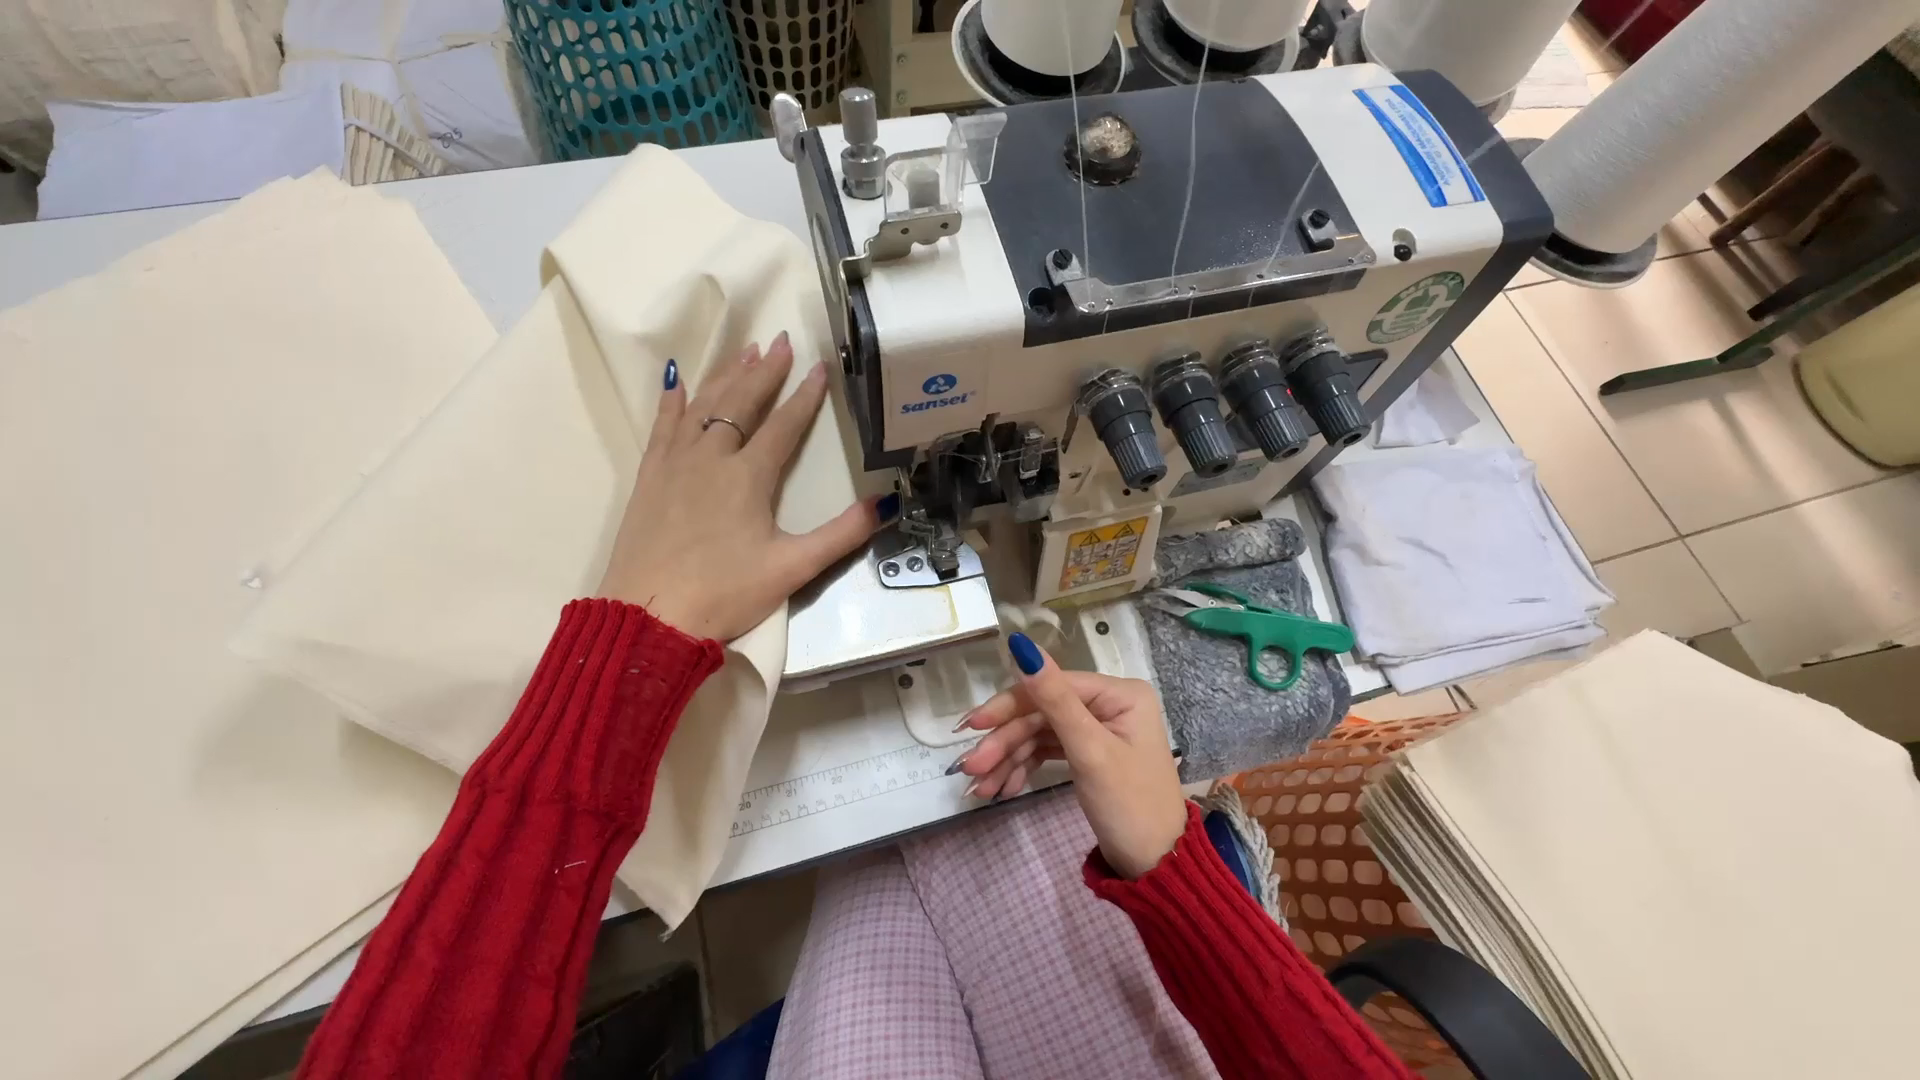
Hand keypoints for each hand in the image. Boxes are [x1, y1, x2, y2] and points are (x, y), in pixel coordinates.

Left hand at [597, 333, 892, 640]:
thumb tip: (885, 504)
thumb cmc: (725, 593)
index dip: (805, 396)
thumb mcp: (793, 568)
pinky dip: (672, 402)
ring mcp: (674, 465)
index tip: (820, 366)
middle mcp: (710, 458)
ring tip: (743, 352)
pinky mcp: (648, 478)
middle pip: (740, 403)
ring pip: (702, 406)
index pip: (783, 425)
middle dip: (764, 372)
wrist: (649, 616)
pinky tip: (678, 383)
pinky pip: (662, 427)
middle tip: (780, 341)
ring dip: (725, 376)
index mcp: (748, 476)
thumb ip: (842, 535)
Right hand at [955, 634, 1187, 878]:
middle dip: (1004, 741)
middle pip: (1041, 712)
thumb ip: (1054, 699)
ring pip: (1038, 733)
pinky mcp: (1087, 753)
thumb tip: (1022, 646)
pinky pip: (1046, 751)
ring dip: (1007, 758)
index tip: (972, 727)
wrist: (1157, 867)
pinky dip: (1023, 767)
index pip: (1052, 687)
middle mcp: (1109, 704)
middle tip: (971, 768)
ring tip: (981, 788)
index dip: (1008, 705)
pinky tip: (1004, 788)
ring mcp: (1097, 729)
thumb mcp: (1090, 751)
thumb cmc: (1130, 806)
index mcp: (1119, 694)